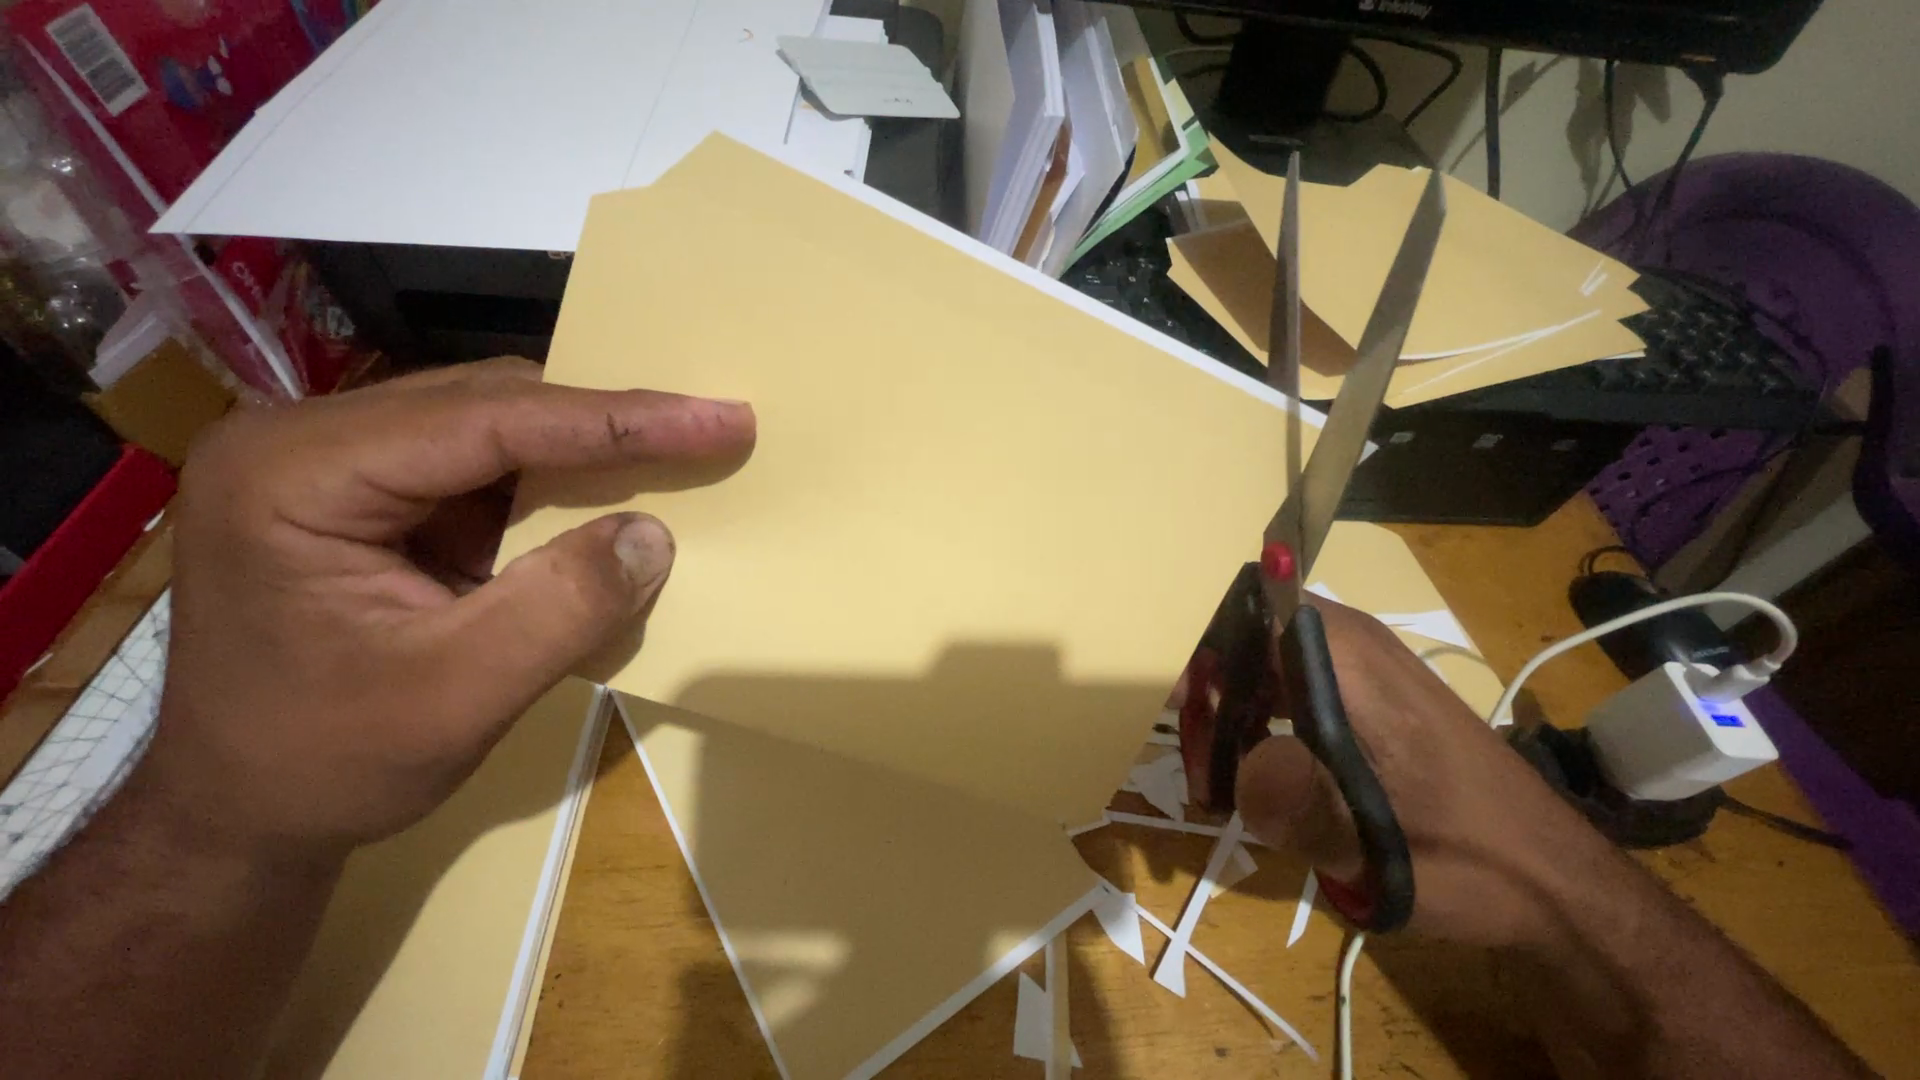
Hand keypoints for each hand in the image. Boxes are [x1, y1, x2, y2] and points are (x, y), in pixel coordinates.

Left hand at [146, 358, 754, 854]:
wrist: (240, 815)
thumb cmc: (328, 762)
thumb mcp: (458, 695)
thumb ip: (562, 608)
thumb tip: (655, 534)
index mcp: (298, 474)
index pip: (487, 420)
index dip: (616, 419)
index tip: (719, 420)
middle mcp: (308, 442)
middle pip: (491, 404)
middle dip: (609, 422)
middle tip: (712, 427)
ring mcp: (337, 465)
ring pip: (494, 426)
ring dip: (589, 448)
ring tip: (679, 450)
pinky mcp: (373, 497)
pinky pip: (486, 467)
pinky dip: (559, 483)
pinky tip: (610, 495)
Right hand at [1234, 598, 1612, 948]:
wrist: (1555, 883)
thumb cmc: (1468, 860)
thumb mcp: (1377, 852)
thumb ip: (1302, 811)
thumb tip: (1237, 767)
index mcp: (1350, 661)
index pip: (1249, 602)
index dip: (1200, 641)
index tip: (1180, 704)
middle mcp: (1351, 645)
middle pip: (1246, 627)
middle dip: (1205, 684)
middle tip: (1198, 761)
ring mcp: (1361, 666)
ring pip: (1262, 652)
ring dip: (1228, 704)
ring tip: (1219, 773)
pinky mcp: (1368, 693)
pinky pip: (1289, 675)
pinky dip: (1258, 712)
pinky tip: (1258, 767)